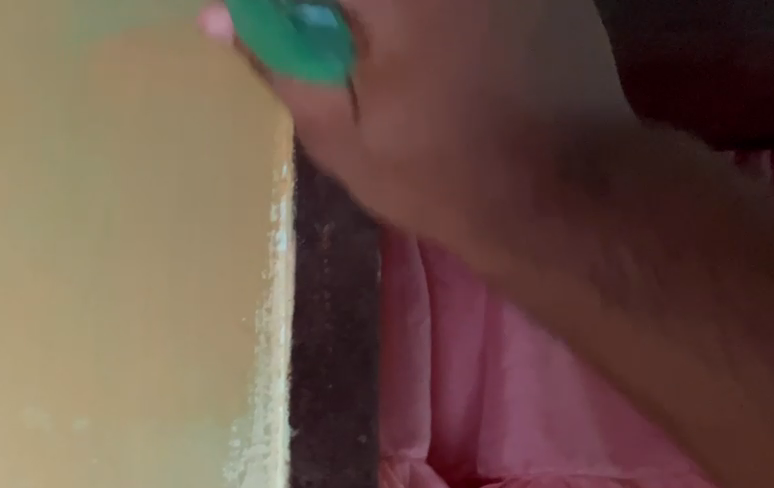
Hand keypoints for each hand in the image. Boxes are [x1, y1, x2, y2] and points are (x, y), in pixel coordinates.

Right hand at [198, 0, 639, 252]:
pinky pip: (439, 2)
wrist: (555, 184)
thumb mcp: (337, 134)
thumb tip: (218, 16)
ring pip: (392, 2)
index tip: (254, 27)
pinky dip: (406, 19)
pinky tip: (425, 64)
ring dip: (362, 24)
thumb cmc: (431, 172)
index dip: (275, 7)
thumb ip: (280, 62)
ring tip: (361, 65)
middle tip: (312, 50)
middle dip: (323, 18)